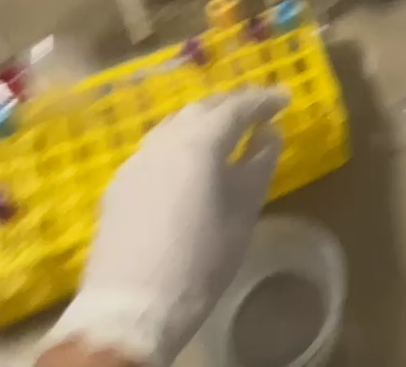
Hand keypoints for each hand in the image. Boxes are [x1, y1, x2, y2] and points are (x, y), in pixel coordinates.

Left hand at [43, 86, 288, 366]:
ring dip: (204, 120)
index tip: (285, 97)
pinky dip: (180, 141)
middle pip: (203, 108)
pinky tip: (188, 160)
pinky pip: (157, 148)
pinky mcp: (119, 185)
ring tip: (225, 129)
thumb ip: (261, 160)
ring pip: (175, 124)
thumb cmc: (203, 255)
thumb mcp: (246, 207)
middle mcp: (164, 140)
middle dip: (233, 104)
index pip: (237, 106)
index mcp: (200, 141)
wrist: (132, 308)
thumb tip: (269, 131)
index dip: (264, 99)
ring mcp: (136, 161)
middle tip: (258, 108)